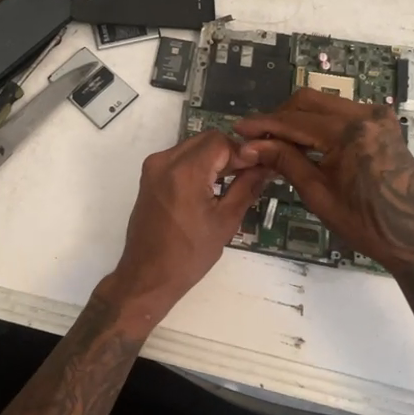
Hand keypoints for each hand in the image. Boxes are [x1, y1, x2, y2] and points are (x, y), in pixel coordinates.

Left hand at [101, 131, 272, 319]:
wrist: (148, 274)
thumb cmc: (189, 254)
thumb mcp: (225, 222)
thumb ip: (246, 188)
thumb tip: (265, 167)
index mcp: (184, 171)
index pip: (220, 141)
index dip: (243, 152)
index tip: (259, 168)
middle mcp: (164, 161)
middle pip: (205, 140)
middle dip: (229, 153)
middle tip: (249, 174)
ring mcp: (153, 167)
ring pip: (192, 146)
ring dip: (213, 158)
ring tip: (233, 181)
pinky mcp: (149, 176)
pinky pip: (178, 158)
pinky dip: (197, 164)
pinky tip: (212, 185)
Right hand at [234, 89, 413, 274]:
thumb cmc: (368, 224)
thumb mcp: (318, 194)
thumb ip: (285, 161)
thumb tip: (250, 145)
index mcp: (350, 132)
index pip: (294, 120)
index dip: (263, 125)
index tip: (238, 129)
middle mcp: (366, 115)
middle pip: (308, 101)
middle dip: (280, 117)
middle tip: (258, 138)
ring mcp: (378, 117)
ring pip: (324, 104)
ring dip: (298, 119)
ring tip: (278, 142)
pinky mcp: (383, 125)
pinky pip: (341, 113)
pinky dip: (319, 123)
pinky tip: (304, 142)